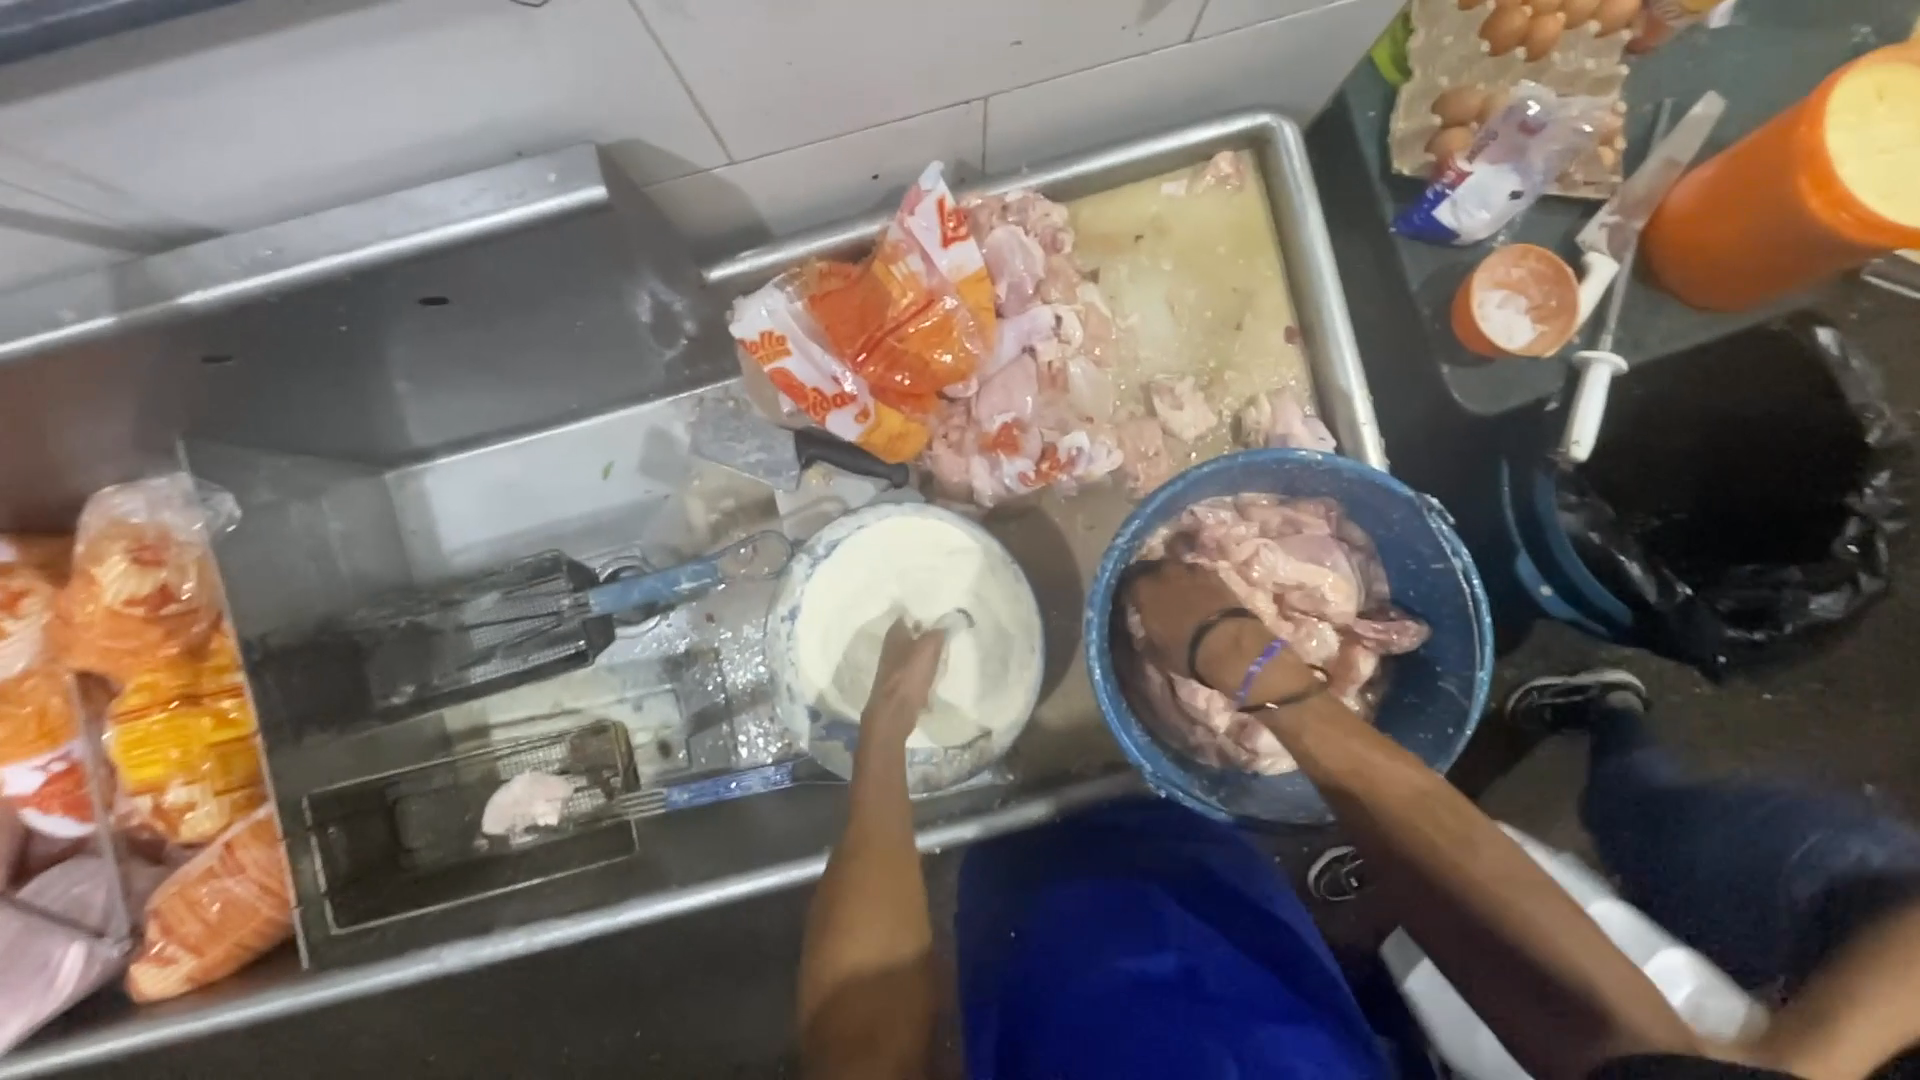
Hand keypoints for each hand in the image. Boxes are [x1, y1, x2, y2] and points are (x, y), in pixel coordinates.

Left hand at [862, 619, 947, 743]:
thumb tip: (945, 623)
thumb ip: (937, 632)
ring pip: (916, 654)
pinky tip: (937, 675)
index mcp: (895, 633)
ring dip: (930, 655)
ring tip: (946, 655)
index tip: (942, 616)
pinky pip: (917, 672)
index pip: (909, 615)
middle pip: (914, 635)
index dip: (924, 614)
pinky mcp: (900, 683)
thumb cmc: (909, 675)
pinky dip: (927, 673)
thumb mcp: (928, 647)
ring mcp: (895, 666)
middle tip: (948, 636)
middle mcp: (892, 647)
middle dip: (930, 636)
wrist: (895, 712)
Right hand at [1123, 559, 1247, 675]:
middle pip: (1152, 569)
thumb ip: (1146, 638)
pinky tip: (1198, 592)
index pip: (1128, 583)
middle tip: (1154, 595)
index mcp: (1143, 590)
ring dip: (1174, 578)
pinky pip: (1197, 573)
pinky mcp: (1214, 574)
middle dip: (1151, 580)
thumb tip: (1142, 637)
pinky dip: (1194, 581)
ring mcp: (1190, 570)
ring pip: (1176, 568)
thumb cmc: (1185, 650)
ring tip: (1177, 591)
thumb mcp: (1155, 651)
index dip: (1131, 593)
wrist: (1228, 643)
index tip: (1133, 603)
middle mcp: (1163, 573)